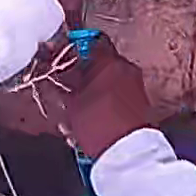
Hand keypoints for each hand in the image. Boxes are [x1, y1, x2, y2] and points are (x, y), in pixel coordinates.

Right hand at [39, 36, 154, 157]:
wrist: (128, 154)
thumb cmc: (99, 124)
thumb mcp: (72, 104)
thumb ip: (61, 85)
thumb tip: (54, 76)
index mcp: (109, 61)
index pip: (92, 42)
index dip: (76, 48)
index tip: (65, 57)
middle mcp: (127, 68)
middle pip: (101, 62)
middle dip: (85, 73)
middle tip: (69, 86)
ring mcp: (136, 85)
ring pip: (110, 79)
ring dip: (95, 89)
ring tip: (79, 107)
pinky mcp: (141, 102)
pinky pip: (119, 94)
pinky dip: (107, 100)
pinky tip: (93, 116)